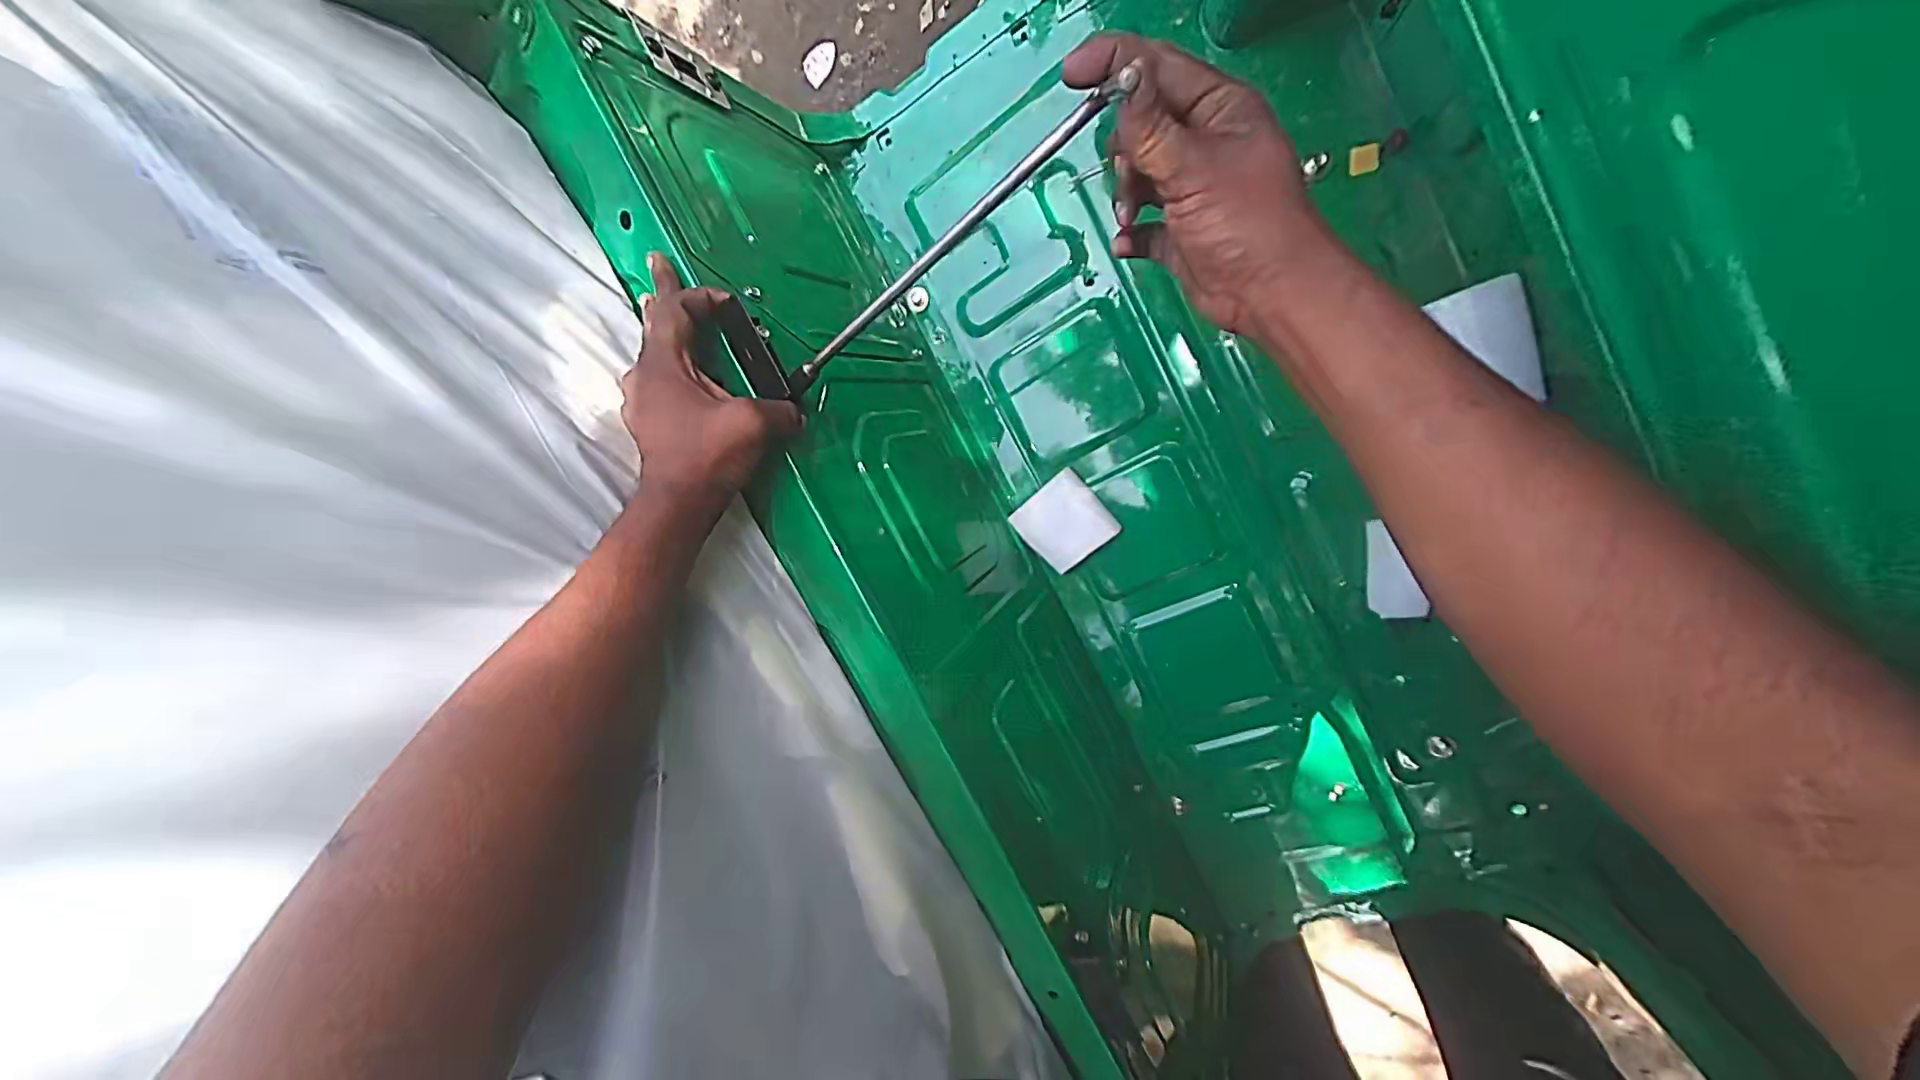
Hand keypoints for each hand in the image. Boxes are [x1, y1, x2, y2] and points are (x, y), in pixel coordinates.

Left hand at [621, 254, 801, 505]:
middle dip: (663, 295)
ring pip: (657, 354)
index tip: (726, 299)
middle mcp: (646, 377)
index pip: (673, 312)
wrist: (680, 503)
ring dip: (670, 333)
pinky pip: (662, 381)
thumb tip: (796, 412)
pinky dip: (676, 367)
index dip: (700, 296)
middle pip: (656, 325)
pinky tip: (690, 376)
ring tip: (674, 318)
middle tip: (659, 266)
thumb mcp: (752, 424)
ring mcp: (645, 401)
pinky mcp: (654, 423)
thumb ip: (779, 410)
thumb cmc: (707, 456)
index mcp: (663, 365)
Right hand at [1064, 35, 1332, 334]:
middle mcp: (1203, 144)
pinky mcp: (1179, 232)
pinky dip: (1132, 233)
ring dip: (1125, 196)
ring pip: (1137, 176)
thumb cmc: (1252, 226)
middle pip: (1141, 127)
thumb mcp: (1195, 168)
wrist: (1268, 294)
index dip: (1114, 64)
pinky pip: (1142, 224)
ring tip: (1132, 216)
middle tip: (1129, 177)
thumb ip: (1152, 128)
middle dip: (1123, 153)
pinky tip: (1131, 241)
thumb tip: (1123, 77)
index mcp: (1218, 110)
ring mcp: (1190, 189)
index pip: (1158, 69)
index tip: (1073, 75)